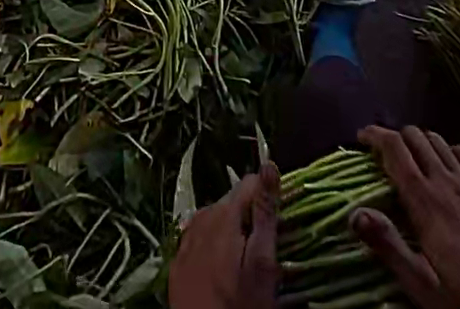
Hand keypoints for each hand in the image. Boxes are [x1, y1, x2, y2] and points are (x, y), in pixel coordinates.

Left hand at [170, 164, 278, 308]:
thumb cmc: (239, 306)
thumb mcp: (261, 264)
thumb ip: (265, 213)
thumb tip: (269, 165)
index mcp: (223, 214)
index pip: (251, 182)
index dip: (269, 197)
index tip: (280, 223)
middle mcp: (201, 217)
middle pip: (234, 200)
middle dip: (251, 217)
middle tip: (263, 251)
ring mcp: (186, 238)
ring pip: (218, 218)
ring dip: (234, 231)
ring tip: (245, 263)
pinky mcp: (178, 260)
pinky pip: (202, 238)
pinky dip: (215, 245)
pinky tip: (223, 270)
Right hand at [352, 127, 459, 308]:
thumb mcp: (420, 283)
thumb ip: (387, 245)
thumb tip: (355, 214)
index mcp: (424, 200)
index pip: (394, 149)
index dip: (375, 136)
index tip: (361, 138)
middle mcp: (445, 181)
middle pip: (415, 137)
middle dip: (395, 136)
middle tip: (383, 151)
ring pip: (439, 141)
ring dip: (420, 141)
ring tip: (411, 156)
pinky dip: (448, 150)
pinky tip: (446, 165)